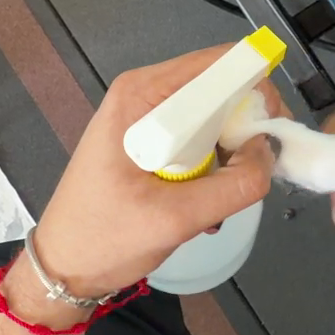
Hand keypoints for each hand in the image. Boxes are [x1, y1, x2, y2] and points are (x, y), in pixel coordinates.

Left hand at [29, 47, 280, 303]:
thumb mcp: (176, 218)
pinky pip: (204, 132)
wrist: (61, 271)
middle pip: (221, 84)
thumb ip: (234, 185)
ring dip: (234, 146)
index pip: (219, 63)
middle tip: (259, 165)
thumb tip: (270, 152)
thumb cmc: (106, 240)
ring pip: (217, 111)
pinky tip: (211, 193)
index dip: (256, 87)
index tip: (273, 127)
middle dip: (249, 121)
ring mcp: (149, 114)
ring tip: (230, 187)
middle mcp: (147, 93)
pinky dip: (219, 159)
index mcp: (143, 94)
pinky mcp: (154, 137)